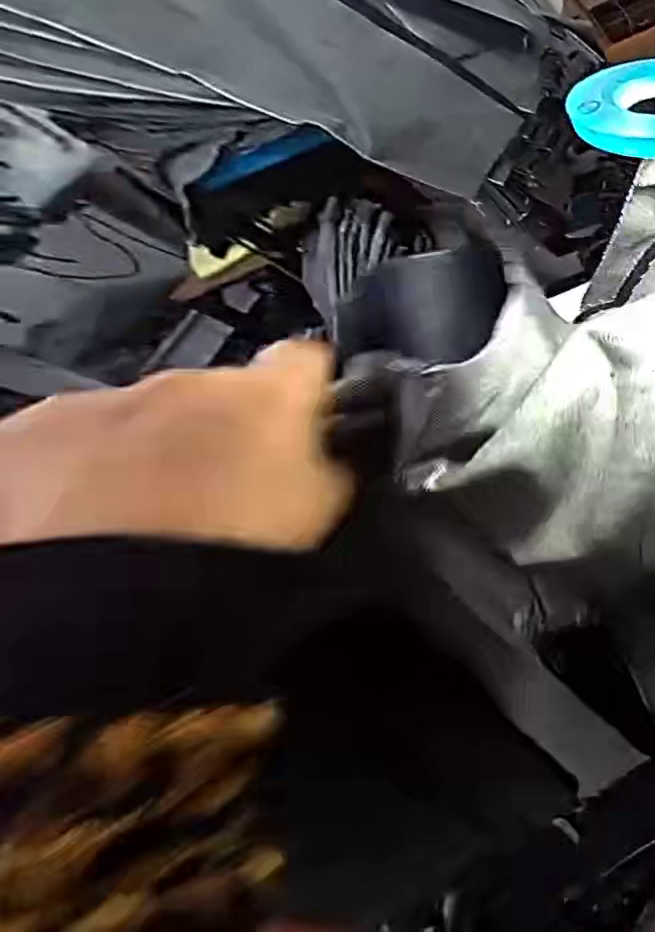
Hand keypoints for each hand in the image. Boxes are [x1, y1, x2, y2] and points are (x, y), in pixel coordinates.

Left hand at [0, 340, 353, 551]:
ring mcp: (95, 405)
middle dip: (229, 422)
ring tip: (160, 501)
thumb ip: (330, 455)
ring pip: (144, 412)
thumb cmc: (233, 542)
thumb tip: (327, 448)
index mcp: (267, 392)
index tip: (313, 410)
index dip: (313, 384)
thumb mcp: (328, 496)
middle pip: (221, 388)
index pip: (306, 358)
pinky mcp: (19, 435)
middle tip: (235, 477)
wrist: (120, 591)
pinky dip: (82, 464)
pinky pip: (65, 437)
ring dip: (157, 442)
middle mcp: (183, 384)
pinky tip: (99, 508)